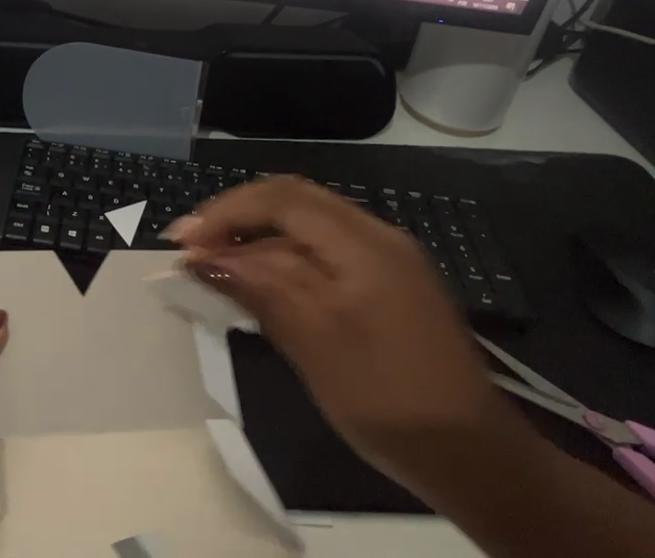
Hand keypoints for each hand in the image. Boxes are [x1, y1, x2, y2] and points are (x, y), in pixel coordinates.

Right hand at [168, 177, 517, 482]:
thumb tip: (202, 258)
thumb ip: (259, 286)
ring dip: (258, 242)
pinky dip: (284, 264)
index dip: (225, 211)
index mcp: (364, 242)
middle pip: (294, 203)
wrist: (472, 456)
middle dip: (237, 219)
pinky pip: (324, 256)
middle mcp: (377, 238)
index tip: (181, 242)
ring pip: (307, 230)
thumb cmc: (387, 396)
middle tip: (191, 249)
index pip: (281, 198)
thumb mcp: (313, 340)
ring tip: (214, 271)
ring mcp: (386, 262)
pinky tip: (259, 289)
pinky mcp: (387, 288)